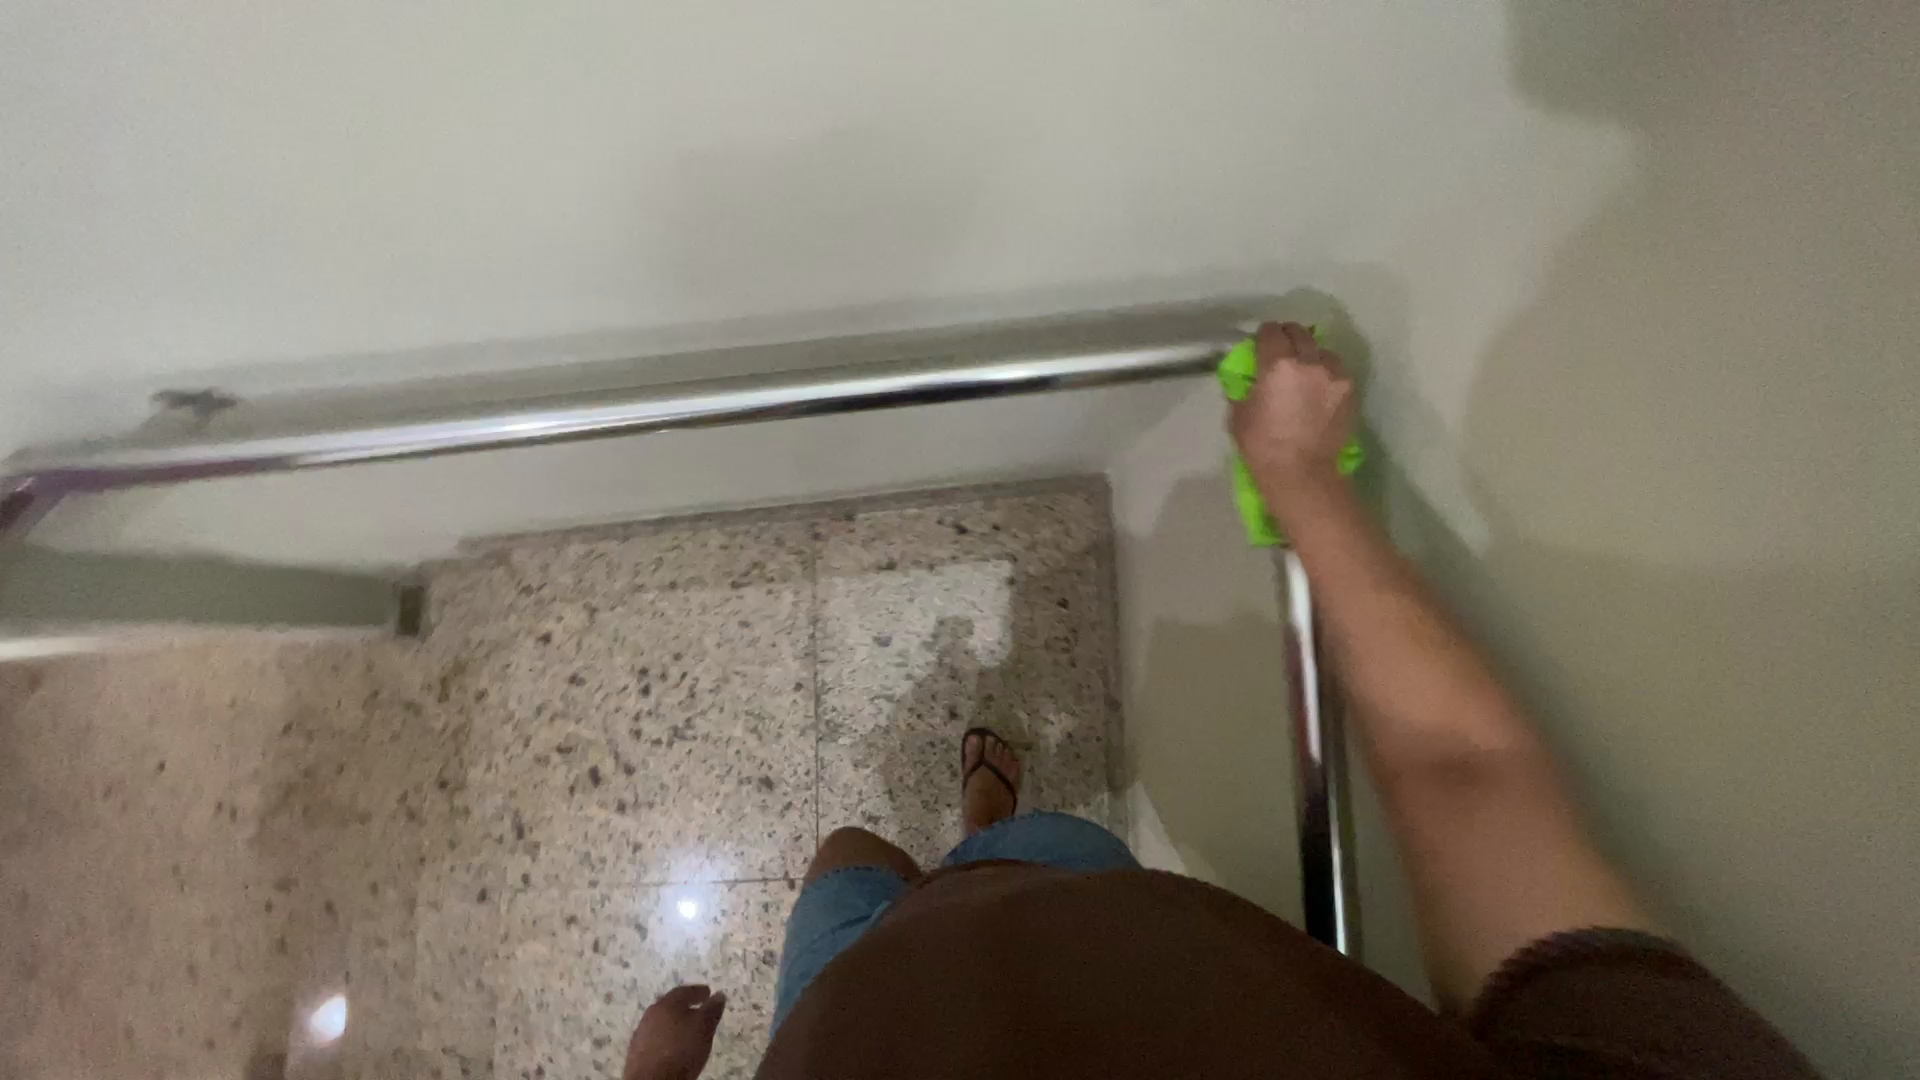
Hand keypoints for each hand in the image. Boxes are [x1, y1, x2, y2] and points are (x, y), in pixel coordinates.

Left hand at [624, 984, 726, 1079]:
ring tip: (686, 1032)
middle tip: (697, 1010)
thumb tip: (719, 995)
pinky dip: (666, 1040)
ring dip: (674, 1025)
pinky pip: (655, 1040)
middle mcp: (650, 1015)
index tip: (708, 993)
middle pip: (670, 1006)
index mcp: (666, 1004)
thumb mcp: (704, 1027)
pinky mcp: (636, 1055)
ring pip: (661, 1024)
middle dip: (684, 1007)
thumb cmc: (680, 1051)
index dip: (697, 991)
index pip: (684, 991)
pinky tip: (673, 1048)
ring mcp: (640, 1035)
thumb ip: (712, 1009)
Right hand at [1229, 321, 1356, 518]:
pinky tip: (1319, 388)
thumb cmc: (1261, 445)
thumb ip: (1245, 388)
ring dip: (1311, 354)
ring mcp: (1334, 374)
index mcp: (1277, 364)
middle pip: (1299, 333)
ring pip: (1322, 350)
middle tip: (1281, 348)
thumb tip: (1249, 379)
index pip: (1270, 332)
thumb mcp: (1238, 415)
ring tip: (1305, 369)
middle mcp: (1308, 361)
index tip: (1260, 342)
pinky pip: (1336, 371)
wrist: (1301, 472)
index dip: (1263, 335)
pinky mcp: (1349, 390)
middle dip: (1288, 336)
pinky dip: (1326, 373)